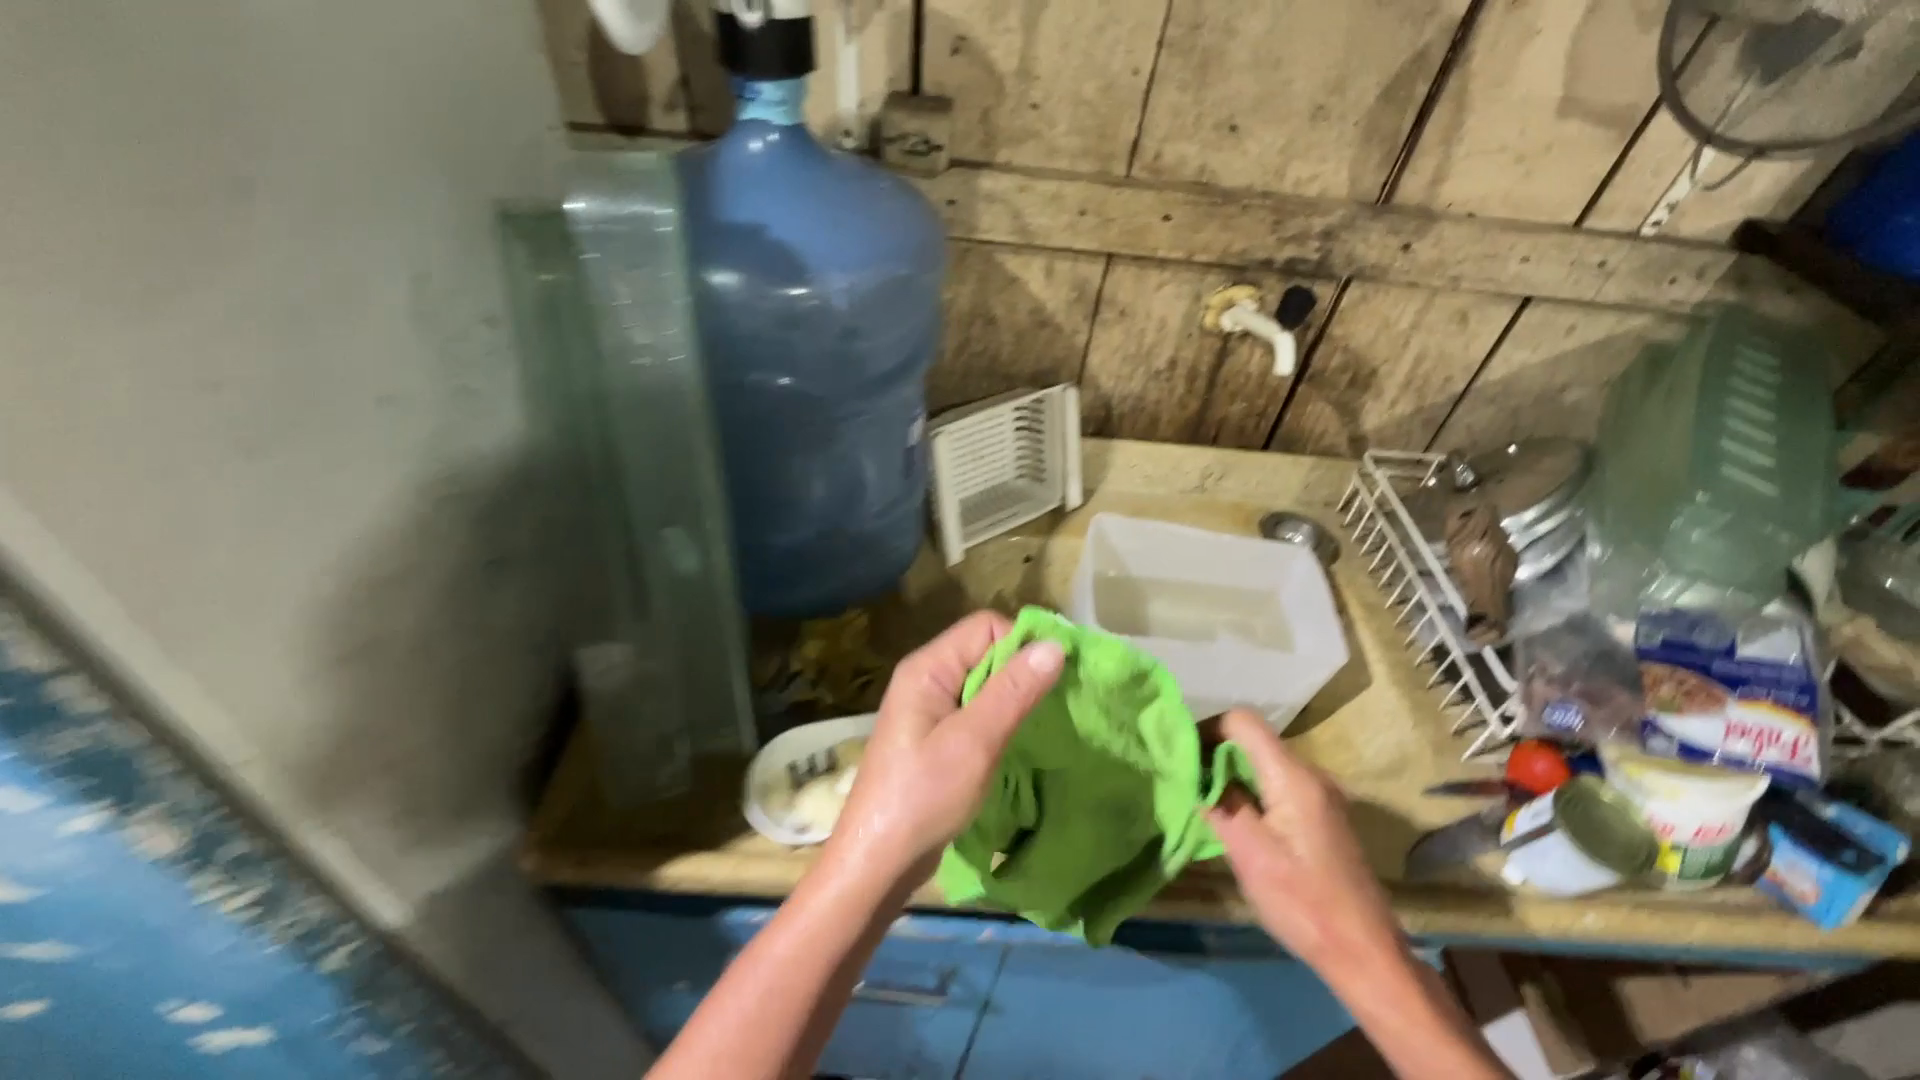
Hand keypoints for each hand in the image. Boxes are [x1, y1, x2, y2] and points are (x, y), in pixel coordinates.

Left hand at [826, 611, 1062, 887]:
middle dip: (1023, 671)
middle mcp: (926, 679)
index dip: (1023, 644)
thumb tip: (1055, 645)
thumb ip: (1013, 691)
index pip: (985, 627)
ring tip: (1044, 724)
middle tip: (1058, 703)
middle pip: (985, 651)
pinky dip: (1000, 721)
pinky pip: (975, 712)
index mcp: (927, 668)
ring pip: (983, 684)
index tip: (1058, 676)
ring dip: (1014, 699)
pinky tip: (1018, 742)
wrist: (878, 860)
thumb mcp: (974, 741)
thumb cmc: (923, 796)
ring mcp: (928, 710)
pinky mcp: (935, 738)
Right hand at [1206, 710, 1402, 978]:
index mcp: (1293, 777)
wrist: (1363, 950)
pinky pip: (1280, 785)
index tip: (1182, 756)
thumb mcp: (1250, 854)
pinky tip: (1237, 821)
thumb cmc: (1302, 902)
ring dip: (1232, 774)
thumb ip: (1221, 805)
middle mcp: (1312, 775)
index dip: (1207, 729)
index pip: (1243, 721)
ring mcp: (1323, 795)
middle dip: (1215, 753)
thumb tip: (1196, 775)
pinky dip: (1253, 791)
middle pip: (1254, 740)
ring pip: (1266, 763)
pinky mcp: (1324, 816)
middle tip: (1186, 782)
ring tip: (1204, 801)